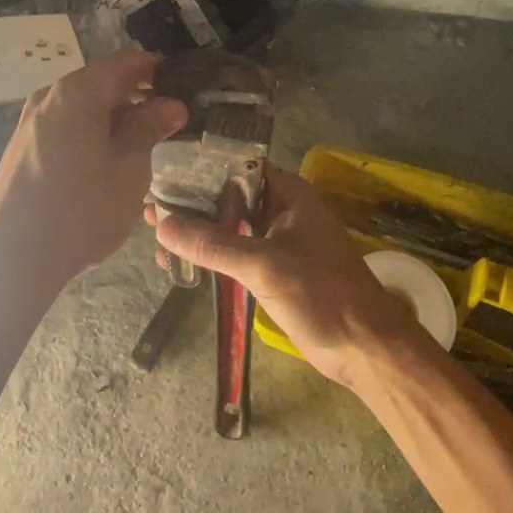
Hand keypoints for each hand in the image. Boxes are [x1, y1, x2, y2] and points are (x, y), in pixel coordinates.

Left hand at [0, 50, 187, 290]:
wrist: (11, 259)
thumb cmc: (80, 211)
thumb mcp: (130, 170)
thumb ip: (149, 129)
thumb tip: (171, 105)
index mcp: (77, 92)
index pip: (126, 62)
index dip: (158, 73)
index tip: (181, 94)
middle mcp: (49, 97)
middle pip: (101, 82)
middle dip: (136, 98)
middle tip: (166, 128)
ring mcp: (29, 122)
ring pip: (81, 107)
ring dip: (112, 120)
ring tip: (137, 151)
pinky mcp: (20, 148)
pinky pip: (63, 127)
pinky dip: (88, 135)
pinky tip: (102, 168)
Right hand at [150, 166, 422, 386]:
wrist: (363, 347)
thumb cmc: (321, 294)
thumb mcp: (264, 265)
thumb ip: (213, 244)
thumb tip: (163, 224)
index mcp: (288, 193)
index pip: (237, 166)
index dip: (200, 169)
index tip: (162, 176)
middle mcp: (282, 209)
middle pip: (228, 196)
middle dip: (191, 203)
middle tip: (149, 210)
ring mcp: (277, 240)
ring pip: (229, 225)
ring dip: (196, 230)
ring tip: (154, 236)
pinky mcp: (272, 269)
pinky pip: (234, 252)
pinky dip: (209, 254)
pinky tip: (179, 262)